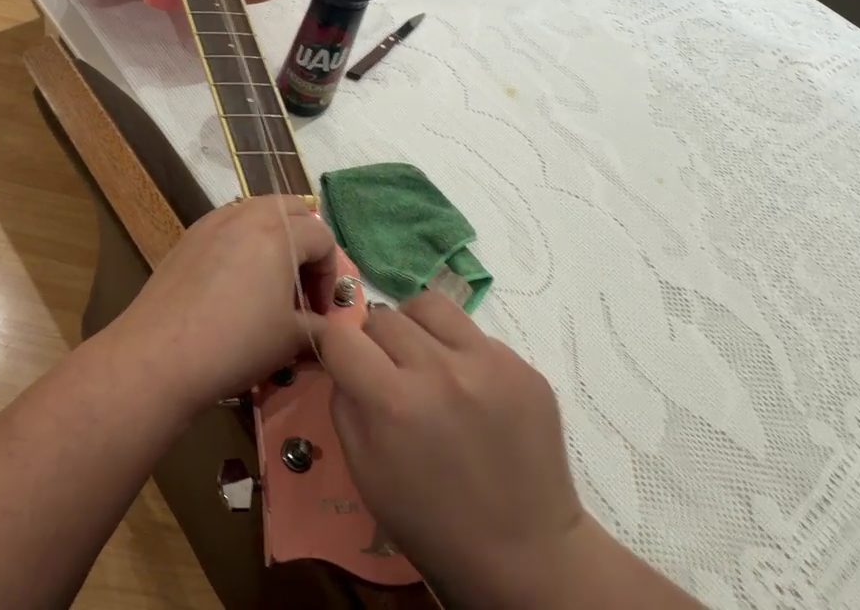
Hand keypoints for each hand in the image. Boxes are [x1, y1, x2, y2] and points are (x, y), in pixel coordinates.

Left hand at [103, 196, 334, 413]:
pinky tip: (233, 288)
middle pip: (289, 210)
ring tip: (268, 285)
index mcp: (278, 230)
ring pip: (254, 215)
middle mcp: (244, 214)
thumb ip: (318, 325)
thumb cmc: (236, 342)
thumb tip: (322, 325)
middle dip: (304, 243)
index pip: (323, 237)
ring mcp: (209, 223)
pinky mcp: (185, 240)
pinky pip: (225, 230)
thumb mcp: (292, 339)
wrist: (159, 355)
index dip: (329, 276)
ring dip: (272, 240)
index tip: (318, 311)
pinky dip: (240, 247)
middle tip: (300, 286)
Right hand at [318, 294, 585, 602]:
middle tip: (387, 374)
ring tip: (424, 362)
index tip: (341, 359)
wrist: (523, 553)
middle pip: (383, 317)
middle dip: (375, 341)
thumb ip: (344, 402)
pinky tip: (468, 391)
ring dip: (415, 328)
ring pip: (430, 306)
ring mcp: (490, 365)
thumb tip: (342, 357)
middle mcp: (441, 371)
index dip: (334, 345)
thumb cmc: (429, 520)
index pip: (340, 335)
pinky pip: (474, 335)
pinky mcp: (525, 368)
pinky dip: (459, 352)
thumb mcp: (363, 468)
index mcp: (393, 402)